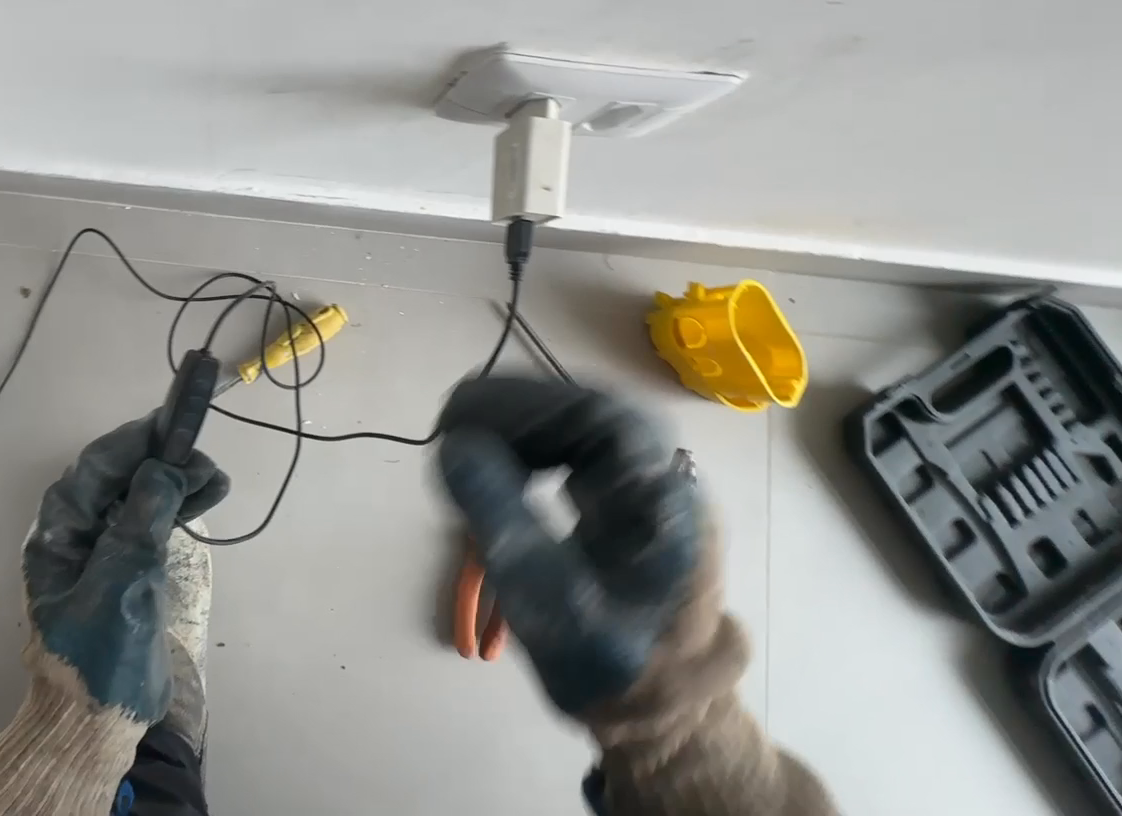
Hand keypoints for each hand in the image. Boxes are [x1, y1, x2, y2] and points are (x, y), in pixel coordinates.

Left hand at [23, 414, 228, 721]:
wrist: (97, 722)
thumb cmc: (95, 657)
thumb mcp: (117, 586)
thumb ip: (139, 523)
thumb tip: (164, 468)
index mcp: (59, 529)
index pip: (98, 466)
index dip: (138, 438)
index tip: (177, 420)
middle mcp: (80, 527)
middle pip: (123, 472)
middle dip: (163, 457)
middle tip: (204, 458)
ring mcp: (107, 543)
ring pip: (143, 491)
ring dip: (178, 478)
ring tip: (215, 477)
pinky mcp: (131, 560)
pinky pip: (156, 517)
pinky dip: (182, 503)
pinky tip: (210, 492)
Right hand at [436, 377, 702, 716]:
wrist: (661, 717)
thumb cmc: (612, 666)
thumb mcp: (545, 598)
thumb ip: (499, 515)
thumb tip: (455, 444)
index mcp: (666, 502)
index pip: (601, 419)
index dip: (528, 404)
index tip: (464, 410)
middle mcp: (665, 485)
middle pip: (591, 416)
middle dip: (518, 411)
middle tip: (455, 421)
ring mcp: (648, 493)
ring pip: (583, 431)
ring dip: (521, 426)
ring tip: (465, 436)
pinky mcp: (626, 506)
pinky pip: (578, 455)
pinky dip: (531, 447)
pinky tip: (498, 458)